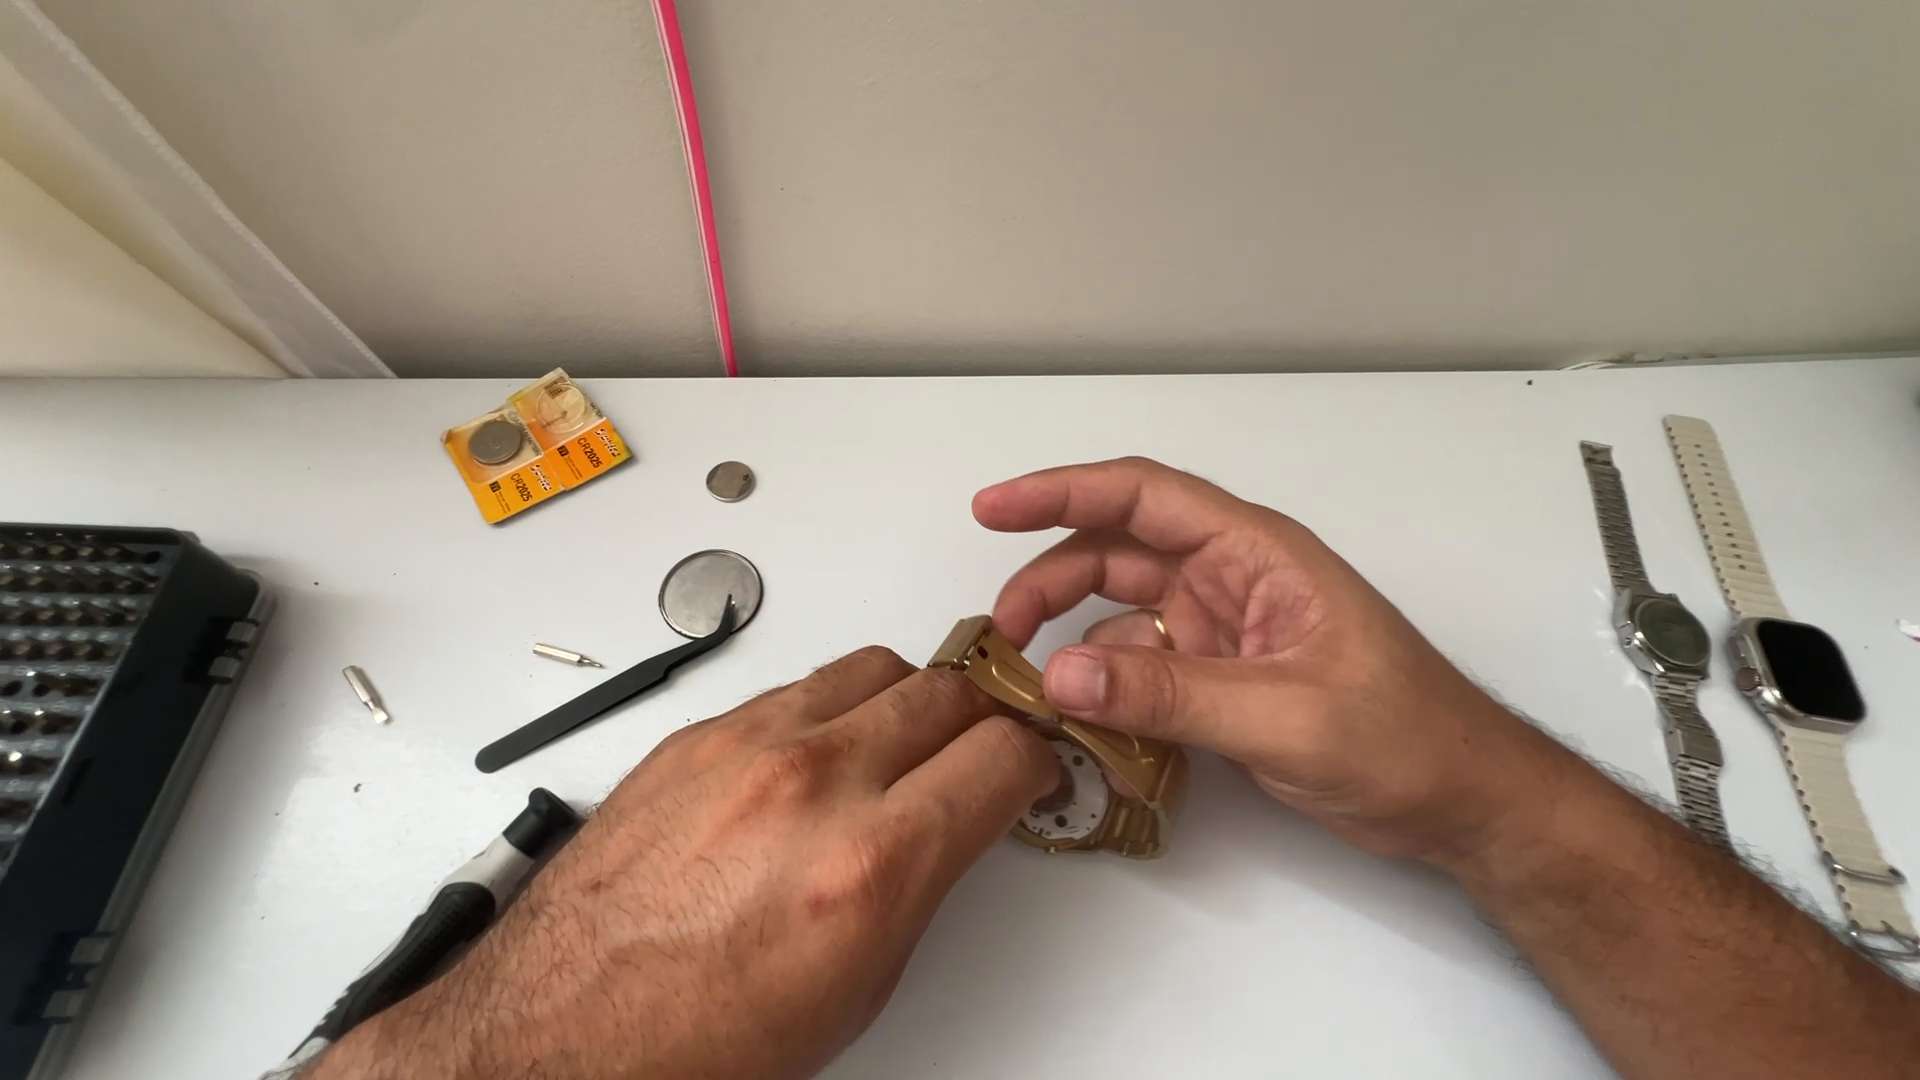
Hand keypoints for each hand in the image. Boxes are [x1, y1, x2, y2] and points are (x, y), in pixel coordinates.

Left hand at [312, 649, 1054, 1079]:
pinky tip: (823, 750)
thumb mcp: (859, 983)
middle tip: (982, 742)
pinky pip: (802, 686)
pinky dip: (836, 706)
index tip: (1033, 764)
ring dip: (912, 698)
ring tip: (904, 737)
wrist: (555, 1035)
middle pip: (949, 692)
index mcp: (870, 865)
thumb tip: (953, 814)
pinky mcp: (701, 731)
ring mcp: (750, 744)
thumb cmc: (697, 1041)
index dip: (1035, 756)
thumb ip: (922, 876)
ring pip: (879, 666)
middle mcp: (813, 784)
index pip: (1001, 755)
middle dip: (983, 717)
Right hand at [974, 457, 1572, 864]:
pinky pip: (1137, 665)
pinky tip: (1085, 722)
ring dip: (1071, 639)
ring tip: (1032, 686)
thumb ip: (1170, 696)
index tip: (992, 507)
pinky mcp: (1213, 674)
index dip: (1061, 491)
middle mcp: (1226, 576)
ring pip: (1118, 611)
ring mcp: (1217, 626)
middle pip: (1114, 552)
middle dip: (1049, 581)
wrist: (1462, 805)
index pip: (1141, 497)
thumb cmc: (1403, 740)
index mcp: (1252, 551)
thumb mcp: (1284, 717)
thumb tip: (1056, 679)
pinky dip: (1103, 687)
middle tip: (1001, 631)